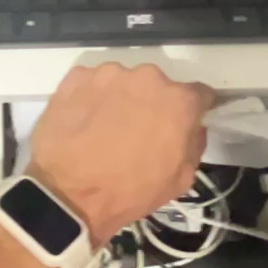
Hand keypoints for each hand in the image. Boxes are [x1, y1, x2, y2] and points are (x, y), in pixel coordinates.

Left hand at [27, 63, 213, 241]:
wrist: (69, 193)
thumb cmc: (130, 191)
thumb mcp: (181, 179)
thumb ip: (194, 144)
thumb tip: (192, 128)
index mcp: (179, 101)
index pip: (199, 94)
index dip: (194, 109)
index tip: (184, 121)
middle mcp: (147, 77)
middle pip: (157, 86)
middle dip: (152, 105)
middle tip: (137, 131)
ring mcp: (109, 74)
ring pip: (123, 83)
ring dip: (120, 99)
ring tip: (105, 128)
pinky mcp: (76, 77)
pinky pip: (92, 83)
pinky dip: (91, 98)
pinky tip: (83, 122)